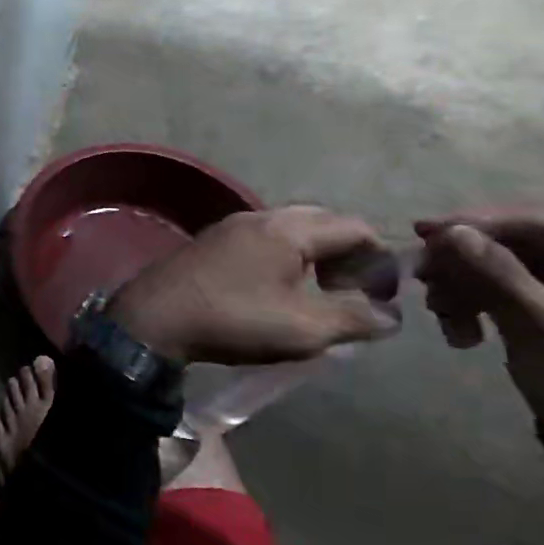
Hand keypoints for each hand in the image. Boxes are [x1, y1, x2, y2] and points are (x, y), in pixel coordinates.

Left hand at [111, 207, 400, 365]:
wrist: (153, 318)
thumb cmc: (234, 319)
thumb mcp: (304, 328)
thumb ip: (355, 318)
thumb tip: (390, 313)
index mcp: (288, 228)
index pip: (355, 228)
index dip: (380, 261)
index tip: (380, 298)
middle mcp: (260, 216)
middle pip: (323, 222)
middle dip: (348, 255)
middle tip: (349, 294)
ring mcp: (231, 226)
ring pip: (291, 230)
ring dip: (315, 256)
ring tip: (317, 295)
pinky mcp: (211, 242)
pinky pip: (263, 239)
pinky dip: (284, 257)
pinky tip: (277, 290)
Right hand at [415, 206, 543, 474]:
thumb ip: (503, 278)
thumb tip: (450, 231)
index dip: (482, 222)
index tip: (424, 231)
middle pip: (522, 244)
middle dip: (467, 260)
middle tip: (421, 275)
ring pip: (506, 270)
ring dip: (465, 288)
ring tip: (440, 314)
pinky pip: (506, 296)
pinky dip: (476, 309)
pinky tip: (461, 335)